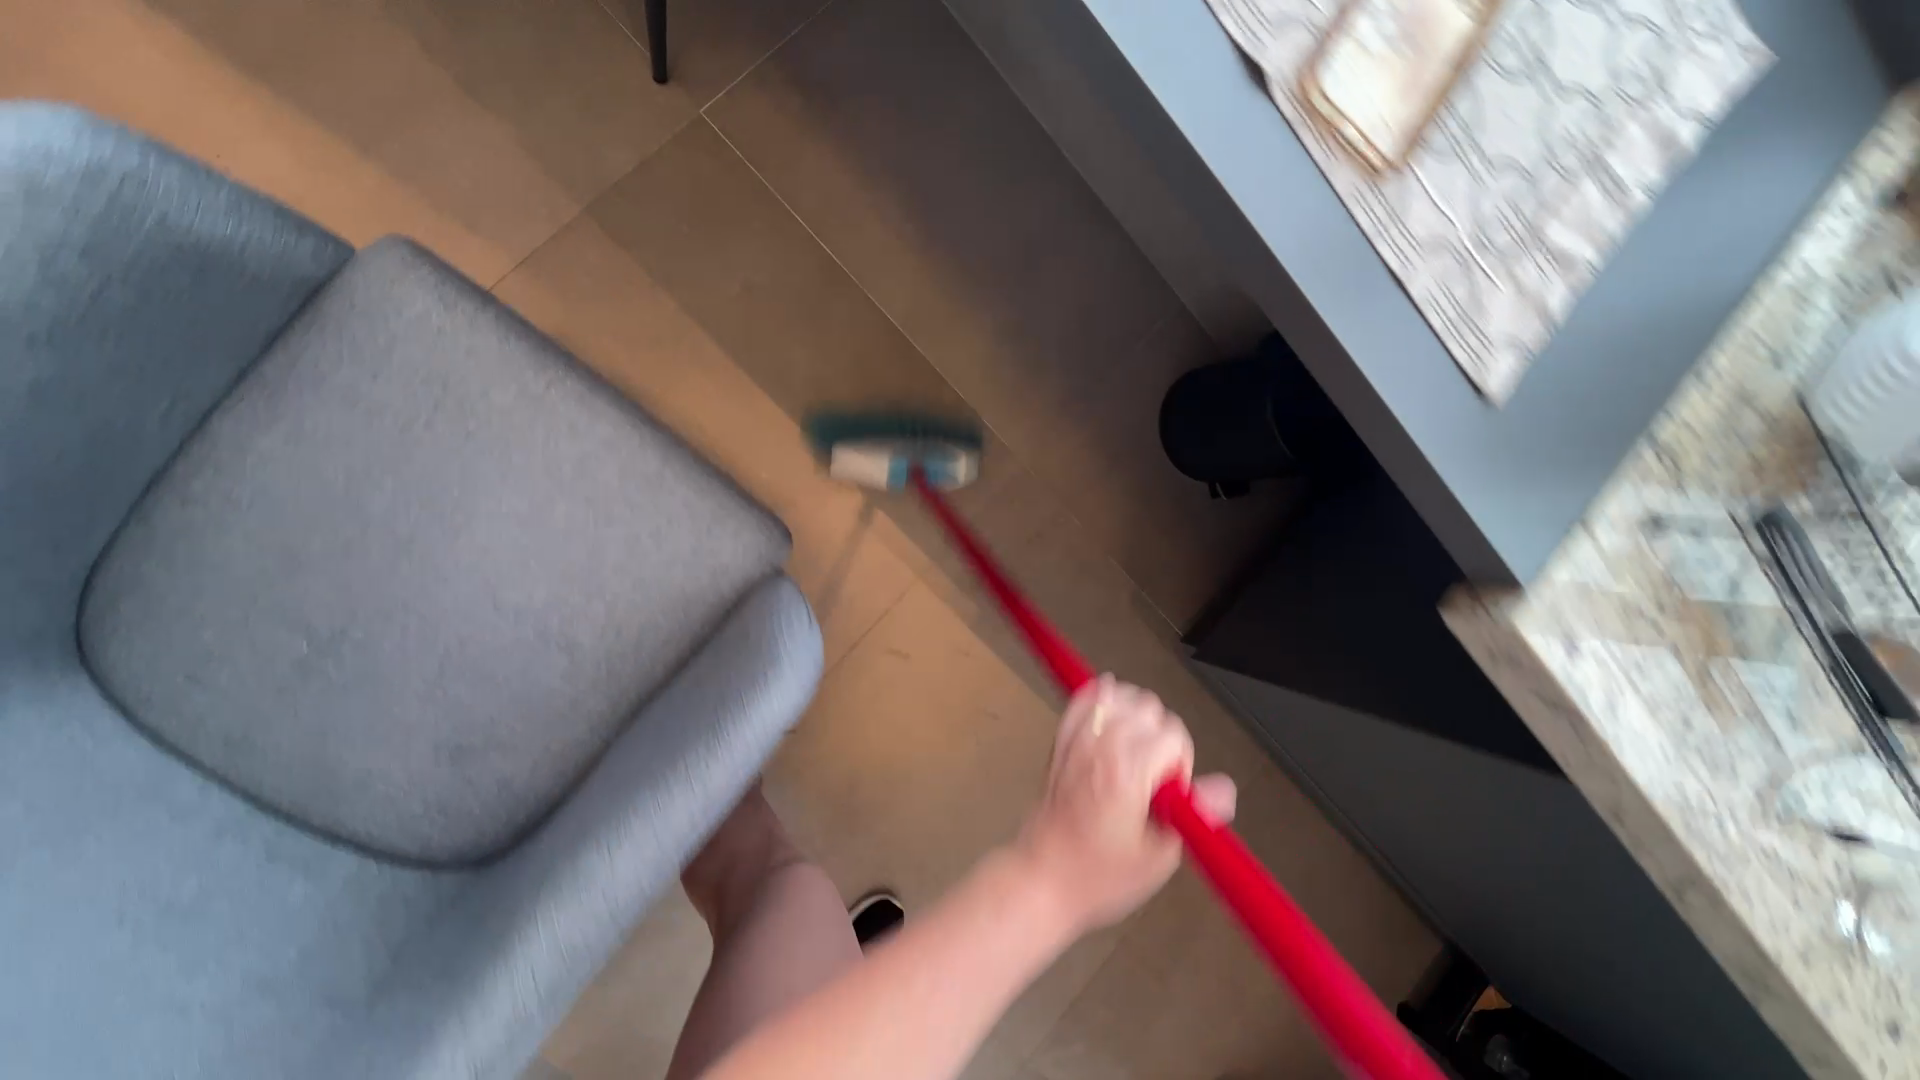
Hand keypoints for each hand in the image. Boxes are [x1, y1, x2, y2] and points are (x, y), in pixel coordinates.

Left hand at [1013, 675, 1236, 933]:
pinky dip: (1100, 702)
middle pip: (1149, 708)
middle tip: (1155, 776)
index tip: (1171, 792)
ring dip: (1134, 716)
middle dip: (1160, 737)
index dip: (1181, 764)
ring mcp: (1077, 741)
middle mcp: (1101, 748)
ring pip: (1119, 695)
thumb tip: (1222, 790)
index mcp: (1127, 772)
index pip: (1173, 734)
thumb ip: (1194, 814)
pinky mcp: (1060, 743)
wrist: (1042, 880)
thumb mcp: (1159, 857)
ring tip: (1135, 751)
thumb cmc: (1093, 876)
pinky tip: (1110, 722)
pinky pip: (1083, 700)